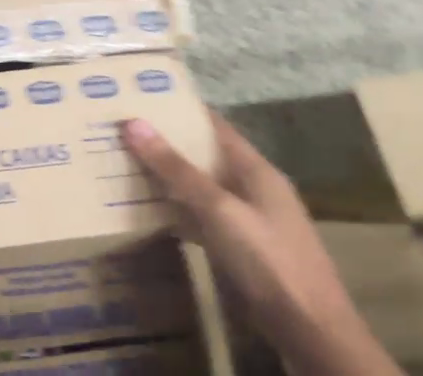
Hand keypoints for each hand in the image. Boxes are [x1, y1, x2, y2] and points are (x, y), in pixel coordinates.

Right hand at [122, 115, 400, 375]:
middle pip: (201, 153)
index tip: (134, 92)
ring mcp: (247, 218)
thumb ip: (176, 169)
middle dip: (161, 139)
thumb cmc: (269, 261)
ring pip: (196, 184)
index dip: (177, 107)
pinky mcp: (237, 244)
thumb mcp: (219, 210)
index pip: (213, 125)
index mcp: (257, 171)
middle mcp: (253, 188)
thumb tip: (132, 122)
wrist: (310, 330)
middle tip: (112, 124)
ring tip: (115, 157)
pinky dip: (170, 204)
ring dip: (162, 172)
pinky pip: (196, 212)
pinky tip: (140, 204)